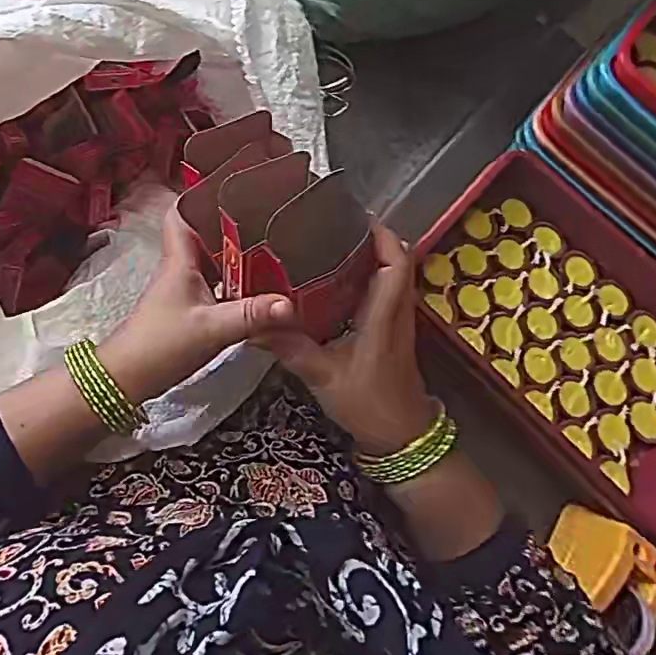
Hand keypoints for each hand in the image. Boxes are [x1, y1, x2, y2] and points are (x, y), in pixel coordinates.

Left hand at [95, 206, 298, 403]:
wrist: (127, 379)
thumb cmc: (159, 345)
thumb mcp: (211, 328)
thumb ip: (251, 314)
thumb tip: (290, 304)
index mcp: (180, 260)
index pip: (182, 213)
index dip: (201, 195)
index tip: (231, 185)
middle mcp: (181, 269)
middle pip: (204, 234)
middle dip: (230, 223)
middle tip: (265, 215)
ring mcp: (184, 289)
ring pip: (212, 260)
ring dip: (235, 254)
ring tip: (270, 245)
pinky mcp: (189, 309)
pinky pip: (216, 285)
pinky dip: (234, 281)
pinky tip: (256, 287)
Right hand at [260, 223, 437, 453]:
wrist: (402, 437)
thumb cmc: (368, 403)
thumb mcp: (323, 375)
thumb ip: (290, 347)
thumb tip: (253, 326)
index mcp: (384, 314)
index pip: (396, 262)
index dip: (381, 234)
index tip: (354, 217)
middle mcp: (398, 311)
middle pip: (398, 261)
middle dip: (372, 238)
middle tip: (335, 227)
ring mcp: (400, 321)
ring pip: (395, 275)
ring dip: (373, 256)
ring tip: (334, 246)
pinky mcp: (395, 331)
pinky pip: (388, 292)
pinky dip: (371, 277)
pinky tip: (340, 282)